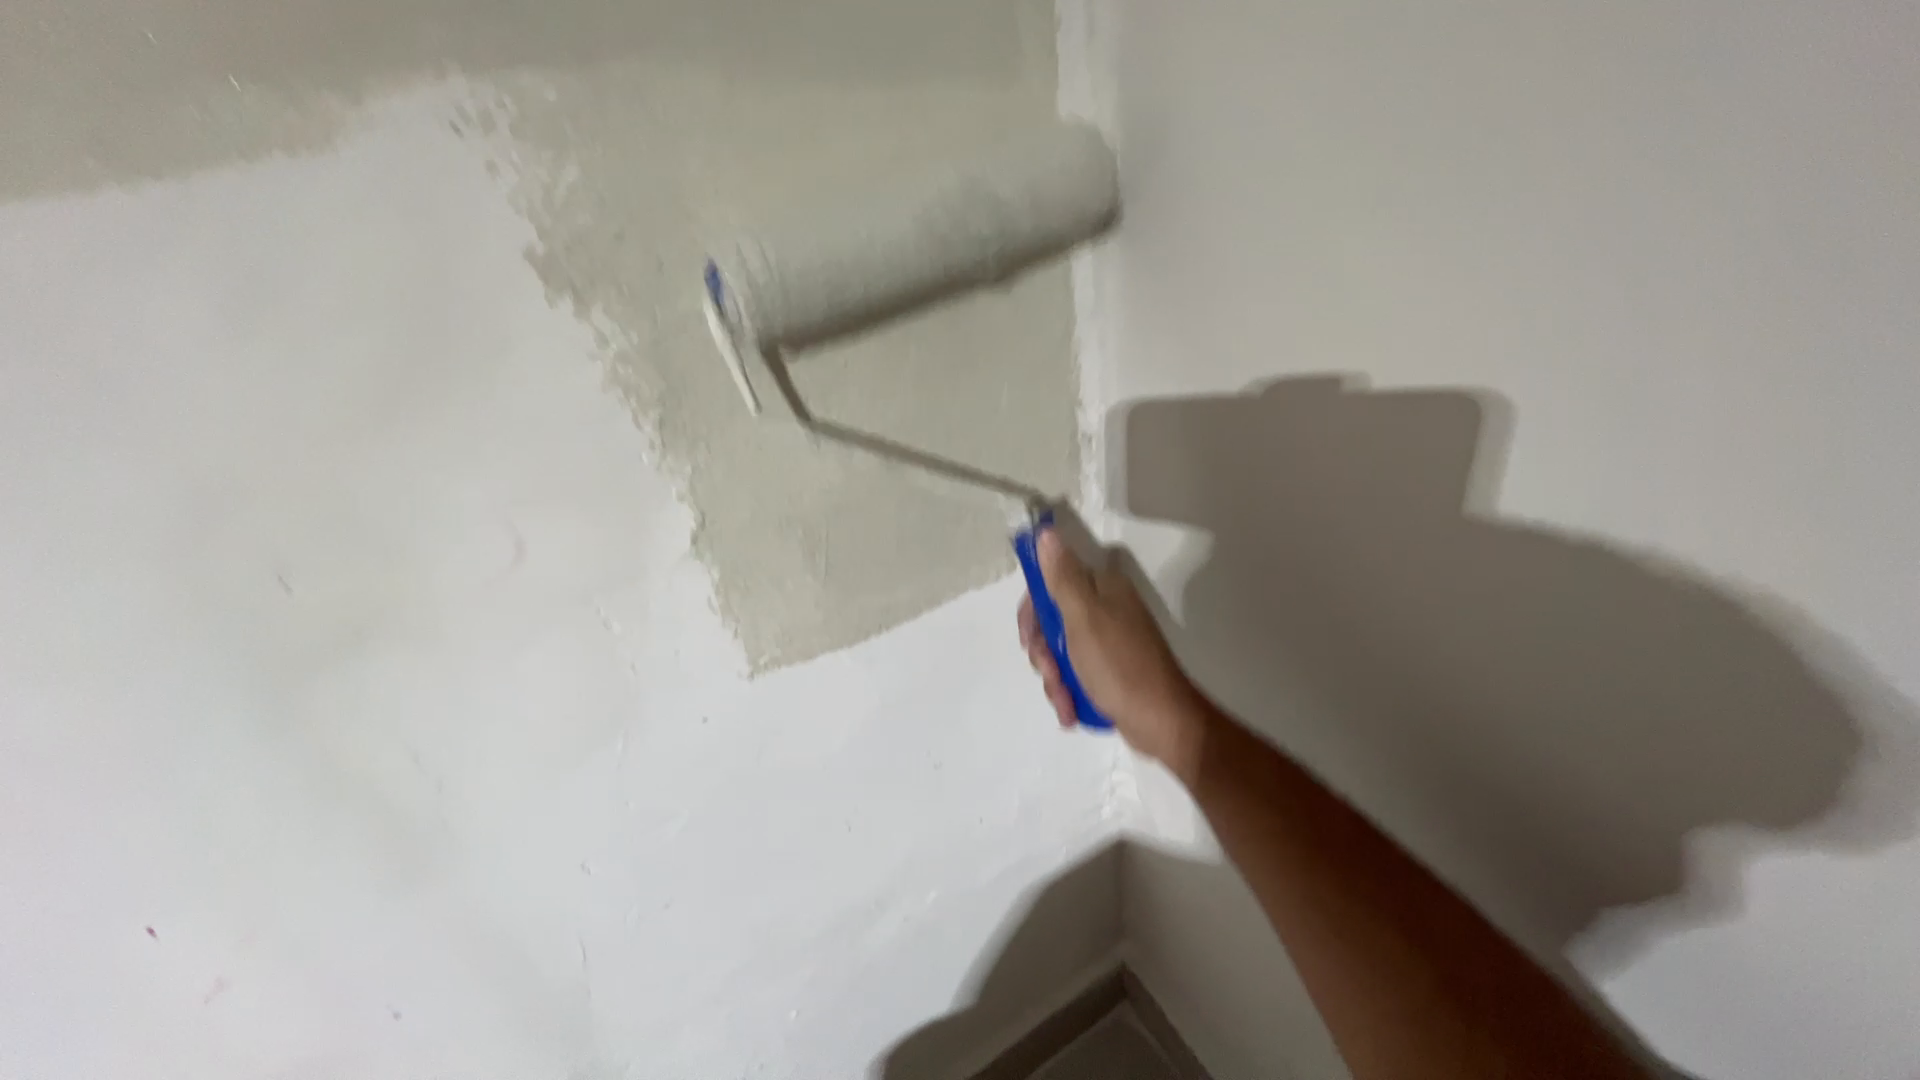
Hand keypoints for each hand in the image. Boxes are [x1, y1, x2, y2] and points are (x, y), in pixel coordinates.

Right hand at [1017, 528, 1209, 776]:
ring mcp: (1108, 641)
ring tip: (1065, 701)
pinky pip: (1074, 673)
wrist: (1161, 723)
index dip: (1033, 611)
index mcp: (1103, 589)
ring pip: (1059, 651)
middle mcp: (1106, 608)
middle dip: (1044, 653)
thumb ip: (1062, 576)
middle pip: (1051, 620)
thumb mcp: (1083, 618)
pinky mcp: (1109, 670)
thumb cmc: (1120, 666)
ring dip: (1054, 679)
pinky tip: (1071, 711)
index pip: (1051, 582)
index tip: (1030, 638)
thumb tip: (1047, 533)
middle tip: (1050, 673)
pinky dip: (1068, 692)